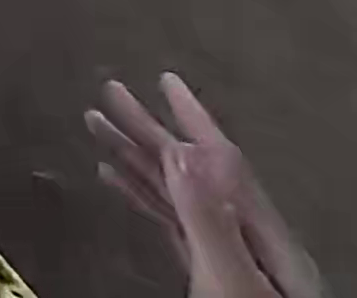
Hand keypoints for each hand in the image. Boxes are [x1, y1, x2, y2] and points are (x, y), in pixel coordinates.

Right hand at [86, 74, 324, 297]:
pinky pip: (166, 216)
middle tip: (110, 88)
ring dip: (132, 152)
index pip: (221, 160)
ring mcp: (225, 252)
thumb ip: (207, 217)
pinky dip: (137, 190)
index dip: (191, 116)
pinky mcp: (205, 268)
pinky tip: (110, 174)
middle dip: (148, 126)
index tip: (164, 77)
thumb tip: (181, 150)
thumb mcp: (231, 278)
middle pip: (190, 168)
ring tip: (94, 121)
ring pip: (171, 188)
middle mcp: (245, 236)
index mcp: (263, 234)